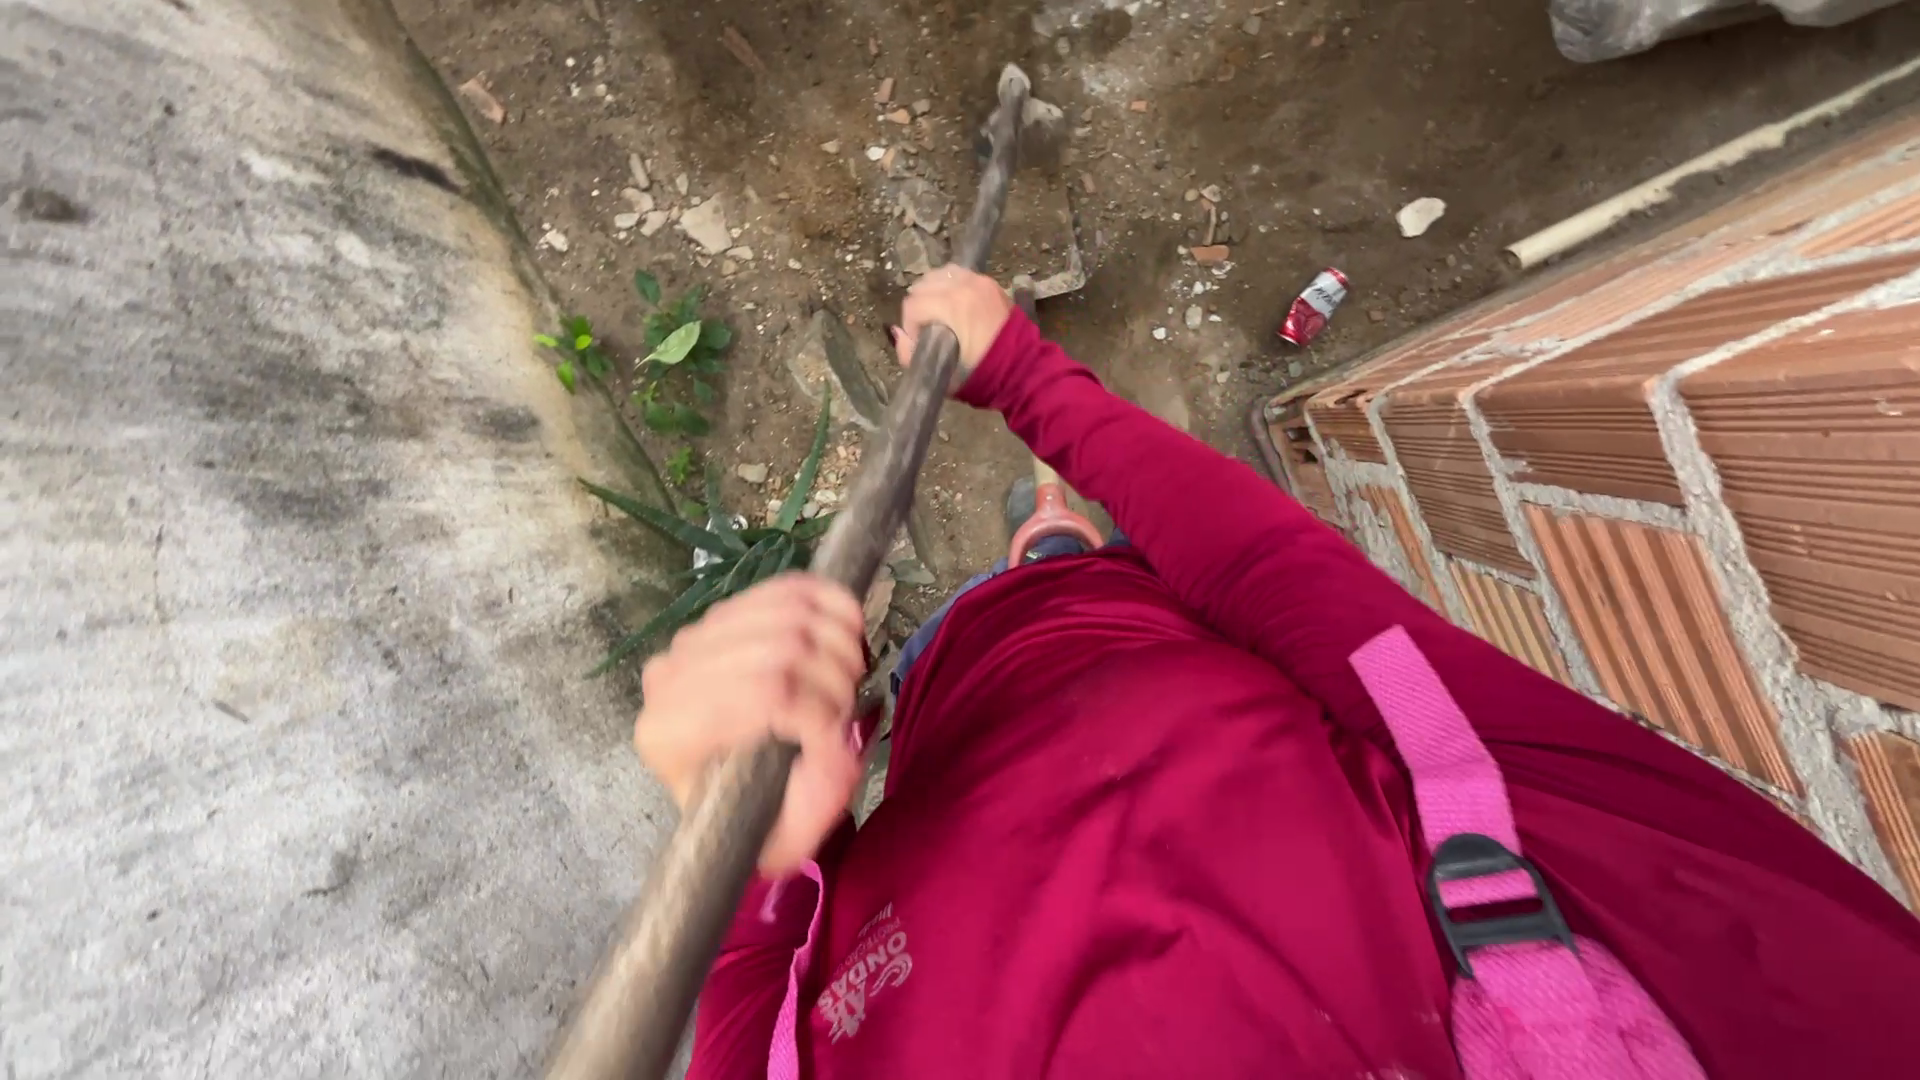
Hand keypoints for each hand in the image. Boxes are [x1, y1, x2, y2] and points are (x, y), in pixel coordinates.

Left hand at [633, 575, 866, 876]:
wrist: (735, 790)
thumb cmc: (758, 814)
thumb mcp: (791, 829)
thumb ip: (817, 791)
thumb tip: (839, 737)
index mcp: (670, 736)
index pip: (764, 694)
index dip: (819, 708)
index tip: (840, 732)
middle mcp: (669, 679)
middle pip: (781, 647)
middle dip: (834, 674)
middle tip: (851, 702)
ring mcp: (693, 639)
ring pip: (787, 612)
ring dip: (838, 640)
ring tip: (849, 673)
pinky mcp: (723, 613)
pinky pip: (785, 587)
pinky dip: (829, 598)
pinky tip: (848, 622)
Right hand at [890, 265, 1012, 379]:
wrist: (1023, 370)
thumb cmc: (981, 376)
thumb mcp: (942, 374)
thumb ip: (911, 355)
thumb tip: (899, 334)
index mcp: (952, 306)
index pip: (912, 305)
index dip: (910, 326)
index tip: (919, 342)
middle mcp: (964, 286)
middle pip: (922, 285)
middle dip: (920, 308)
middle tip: (928, 330)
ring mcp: (979, 281)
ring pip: (939, 275)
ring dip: (933, 293)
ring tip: (939, 315)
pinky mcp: (989, 282)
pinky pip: (959, 275)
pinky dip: (950, 286)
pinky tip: (953, 305)